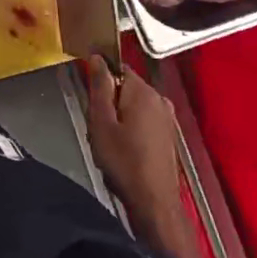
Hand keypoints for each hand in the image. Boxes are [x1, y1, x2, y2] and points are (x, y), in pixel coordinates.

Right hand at [83, 56, 181, 207]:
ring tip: (108, 139)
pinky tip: (123, 147)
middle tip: (96, 124)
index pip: (117, 67)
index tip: (88, 98)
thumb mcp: (101, 121)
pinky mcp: (168, 133)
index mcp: (142, 91)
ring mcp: (167, 117)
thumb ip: (100, 86)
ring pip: (134, 104)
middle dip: (108, 100)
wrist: (152, 199)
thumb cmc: (121, 160)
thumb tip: (97, 58)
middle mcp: (159, 98)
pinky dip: (131, 126)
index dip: (99, 79)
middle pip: (126, 86)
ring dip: (119, 114)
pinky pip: (144, 118)